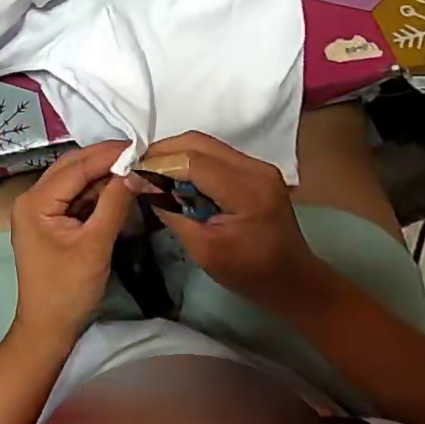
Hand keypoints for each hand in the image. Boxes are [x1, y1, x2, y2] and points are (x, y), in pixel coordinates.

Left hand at [9, 141, 134, 342]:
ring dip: (102, 174)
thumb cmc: (68, 289)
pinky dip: (96, 191)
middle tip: (139, 152)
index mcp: (35, 201)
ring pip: (74, 180)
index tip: (138, 145)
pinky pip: (75, 197)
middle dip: (105, 159)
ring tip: (134, 164)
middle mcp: (32, 198)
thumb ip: (114, 204)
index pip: (75, 167)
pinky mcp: (50, 221)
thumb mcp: (95, 245)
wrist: (48, 327)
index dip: (107, 155)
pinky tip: (119, 185)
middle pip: (72, 168)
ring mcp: (40, 209)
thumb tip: (136, 172)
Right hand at [141, 132, 321, 306]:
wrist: (294, 281)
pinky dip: (188, 160)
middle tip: (137, 169)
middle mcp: (255, 169)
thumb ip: (171, 211)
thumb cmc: (249, 273)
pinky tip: (175, 177)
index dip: (157, 163)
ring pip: (203, 144)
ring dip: (174, 154)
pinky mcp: (254, 169)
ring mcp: (257, 166)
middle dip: (162, 152)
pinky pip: (213, 153)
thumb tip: (138, 184)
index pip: (192, 161)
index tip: (130, 174)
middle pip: (197, 143)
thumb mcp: (203, 249)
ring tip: (152, 173)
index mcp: (247, 191)